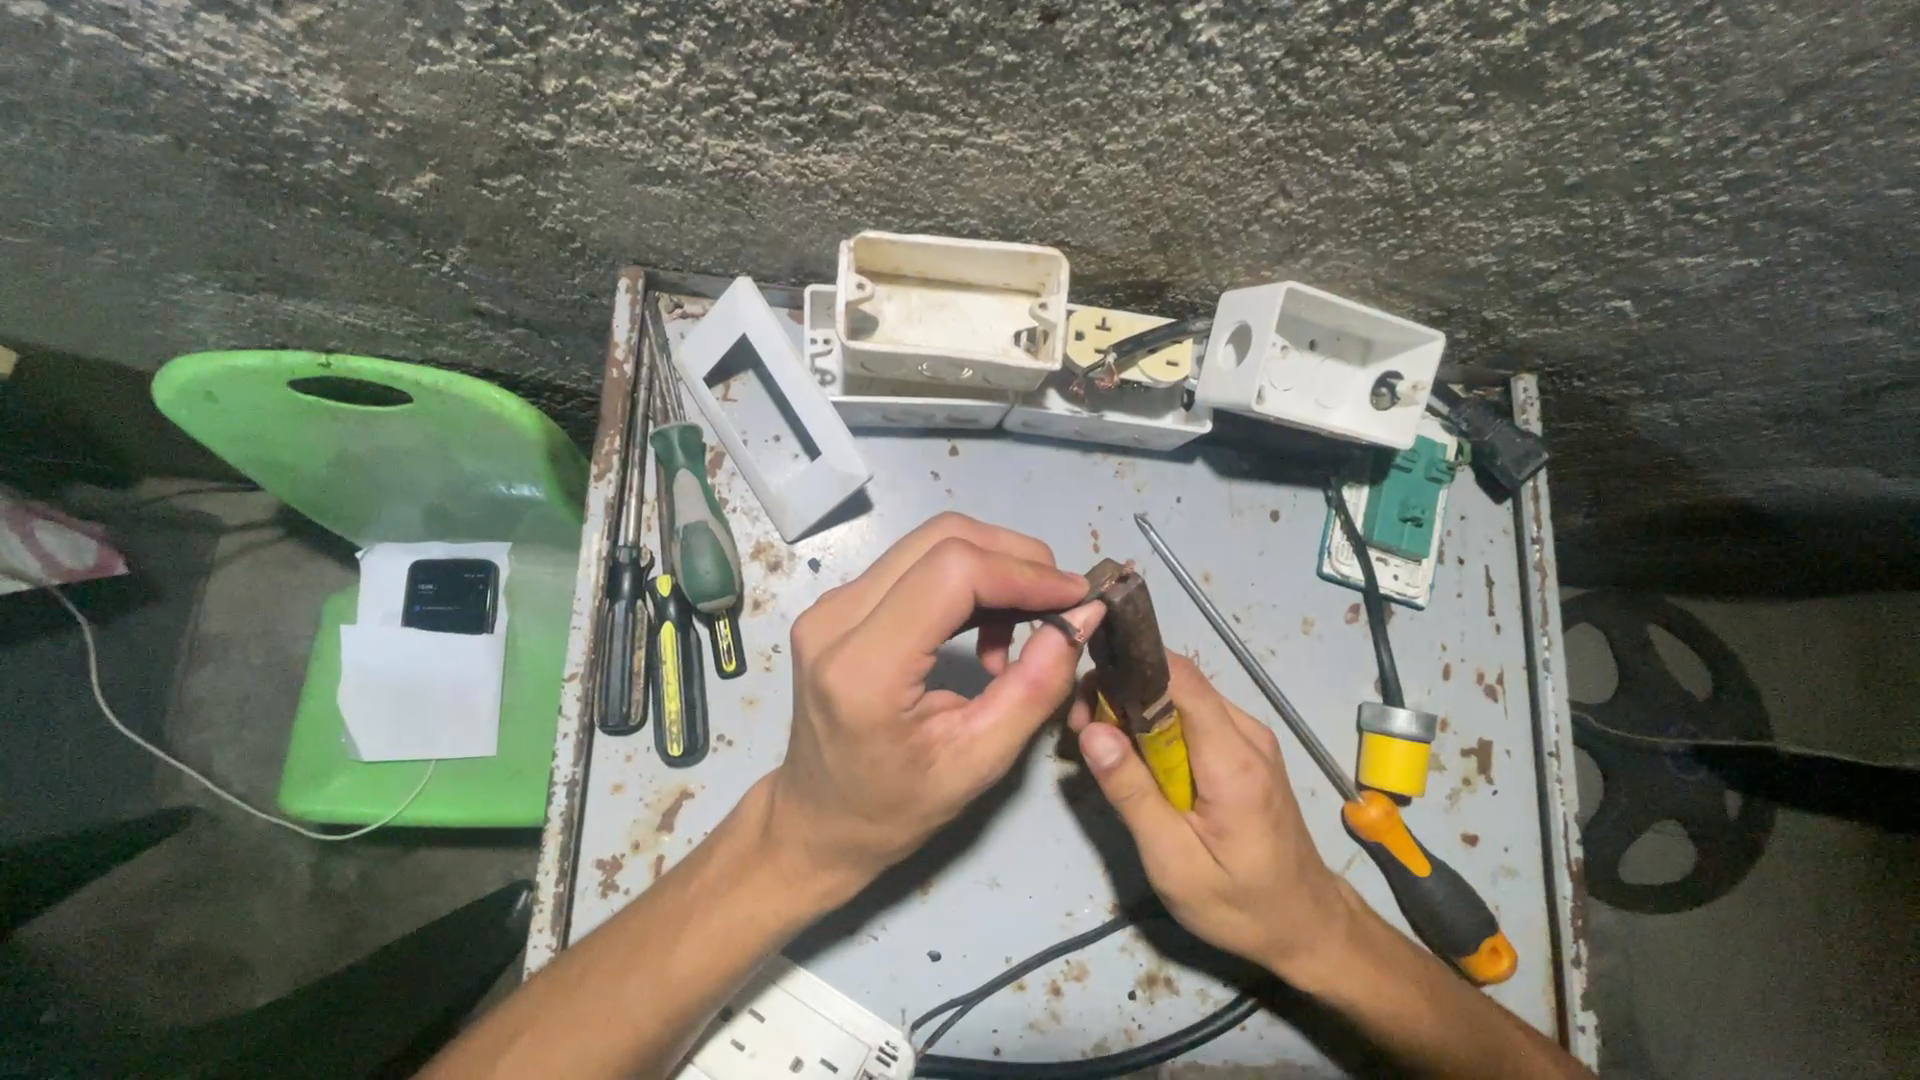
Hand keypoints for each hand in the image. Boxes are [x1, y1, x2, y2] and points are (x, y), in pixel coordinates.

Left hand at [765, 513, 1104, 893]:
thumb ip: (1036, 686)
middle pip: (941, 538)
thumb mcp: (979, 761)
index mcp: (864, 667)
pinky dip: (966, 581)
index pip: (952, 572)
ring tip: (1028, 623)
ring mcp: (830, 605)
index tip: (1076, 597)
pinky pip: (914, 565)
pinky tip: (987, 630)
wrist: (818, 820)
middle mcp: (835, 619)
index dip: (1023, 573)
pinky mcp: (839, 604)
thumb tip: (1083, 615)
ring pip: (929, 543)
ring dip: (993, 567)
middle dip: (1015, 558)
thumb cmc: (895, 808)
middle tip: (1061, 602)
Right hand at [1071, 655, 1353, 975]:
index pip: (1178, 677)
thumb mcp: (1173, 861)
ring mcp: (1250, 737)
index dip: (1127, 671)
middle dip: (1122, 693)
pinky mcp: (1245, 748)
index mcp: (1233, 759)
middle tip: (1082, 730)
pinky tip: (1136, 758)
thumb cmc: (1240, 904)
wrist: (1306, 926)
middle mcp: (1247, 733)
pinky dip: (1158, 725)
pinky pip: (1194, 716)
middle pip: (1176, 681)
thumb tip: (1093, 731)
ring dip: (1136, 709)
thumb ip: (1132, 793)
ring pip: (1182, 695)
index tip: (1086, 701)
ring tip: (1101, 745)